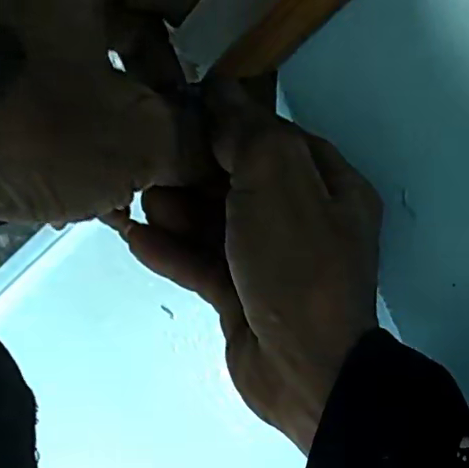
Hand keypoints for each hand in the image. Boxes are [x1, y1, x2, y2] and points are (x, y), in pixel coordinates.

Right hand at [116, 78, 383, 452]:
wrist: (304, 371)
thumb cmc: (298, 268)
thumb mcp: (277, 178)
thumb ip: (246, 132)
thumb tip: (220, 96)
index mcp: (330, 187)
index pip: (275, 138)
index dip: (229, 122)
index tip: (180, 112)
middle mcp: (305, 224)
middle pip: (241, 182)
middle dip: (196, 171)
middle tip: (151, 162)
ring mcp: (273, 268)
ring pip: (219, 227)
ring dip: (179, 212)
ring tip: (140, 200)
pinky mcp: (244, 303)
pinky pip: (206, 268)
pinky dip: (175, 254)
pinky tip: (138, 240)